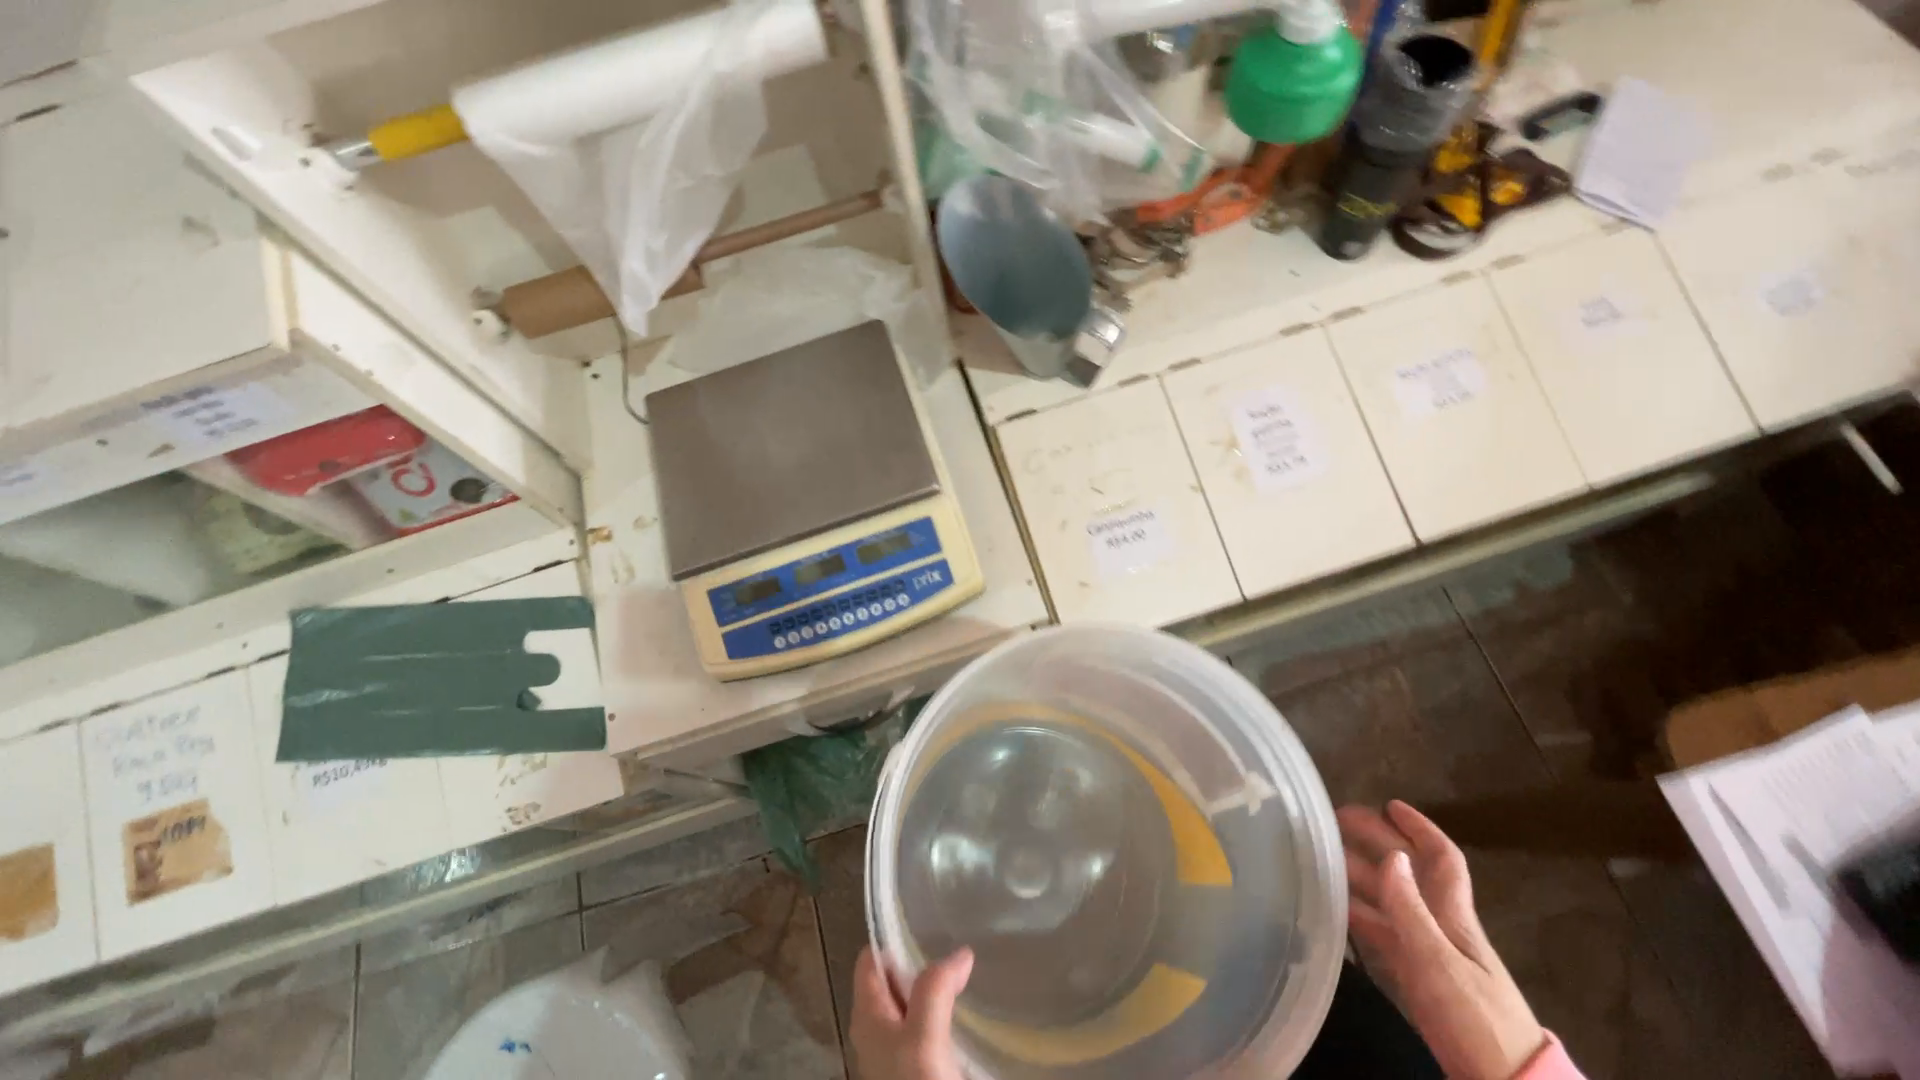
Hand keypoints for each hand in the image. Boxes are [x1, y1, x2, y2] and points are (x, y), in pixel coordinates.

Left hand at [850, 946, 973, 1079]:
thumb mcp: (925, 1033)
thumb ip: (935, 989)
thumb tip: (960, 953)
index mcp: (866, 1015)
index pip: (870, 961)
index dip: (895, 942)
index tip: (930, 933)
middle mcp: (875, 1029)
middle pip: (893, 980)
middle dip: (921, 965)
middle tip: (954, 957)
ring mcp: (892, 1050)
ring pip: (910, 1005)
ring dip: (934, 992)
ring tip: (963, 980)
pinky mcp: (913, 1065)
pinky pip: (924, 1028)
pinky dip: (941, 1016)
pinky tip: (962, 1017)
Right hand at [1339, 800, 1547, 1079]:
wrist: (1502, 1078)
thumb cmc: (1474, 1016)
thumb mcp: (1438, 961)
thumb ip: (1411, 909)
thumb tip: (1392, 856)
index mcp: (1453, 916)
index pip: (1441, 858)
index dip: (1419, 827)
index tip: (1389, 805)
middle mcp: (1440, 925)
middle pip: (1408, 872)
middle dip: (1378, 841)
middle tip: (1338, 821)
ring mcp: (1428, 951)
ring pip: (1391, 900)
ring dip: (1362, 875)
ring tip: (1324, 856)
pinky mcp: (1417, 976)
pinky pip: (1384, 932)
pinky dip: (1360, 915)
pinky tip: (1335, 909)